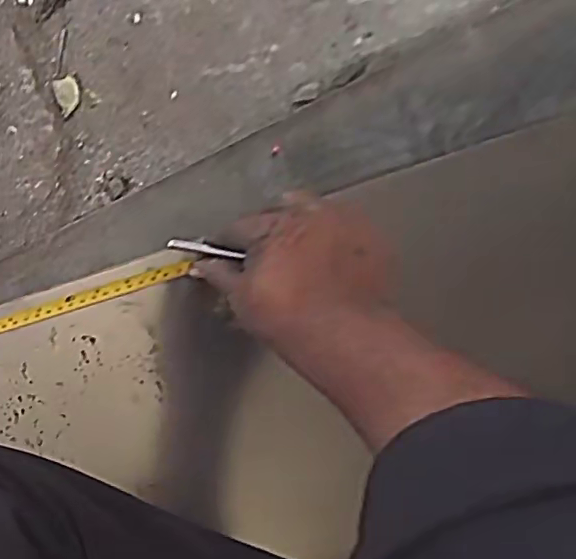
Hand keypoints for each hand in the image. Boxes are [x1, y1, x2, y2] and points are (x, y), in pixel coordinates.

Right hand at [191, 192, 395, 359]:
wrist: (341, 330)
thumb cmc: (281, 314)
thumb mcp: (240, 296)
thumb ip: (219, 274)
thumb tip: (203, 265)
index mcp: (276, 225)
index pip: (238, 226)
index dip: (221, 245)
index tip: (214, 260)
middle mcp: (315, 213)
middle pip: (278, 212)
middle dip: (262, 231)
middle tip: (251, 259)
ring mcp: (349, 221)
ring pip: (313, 215)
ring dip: (296, 231)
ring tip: (286, 258)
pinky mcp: (373, 237)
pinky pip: (340, 230)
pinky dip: (324, 241)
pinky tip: (317, 266)